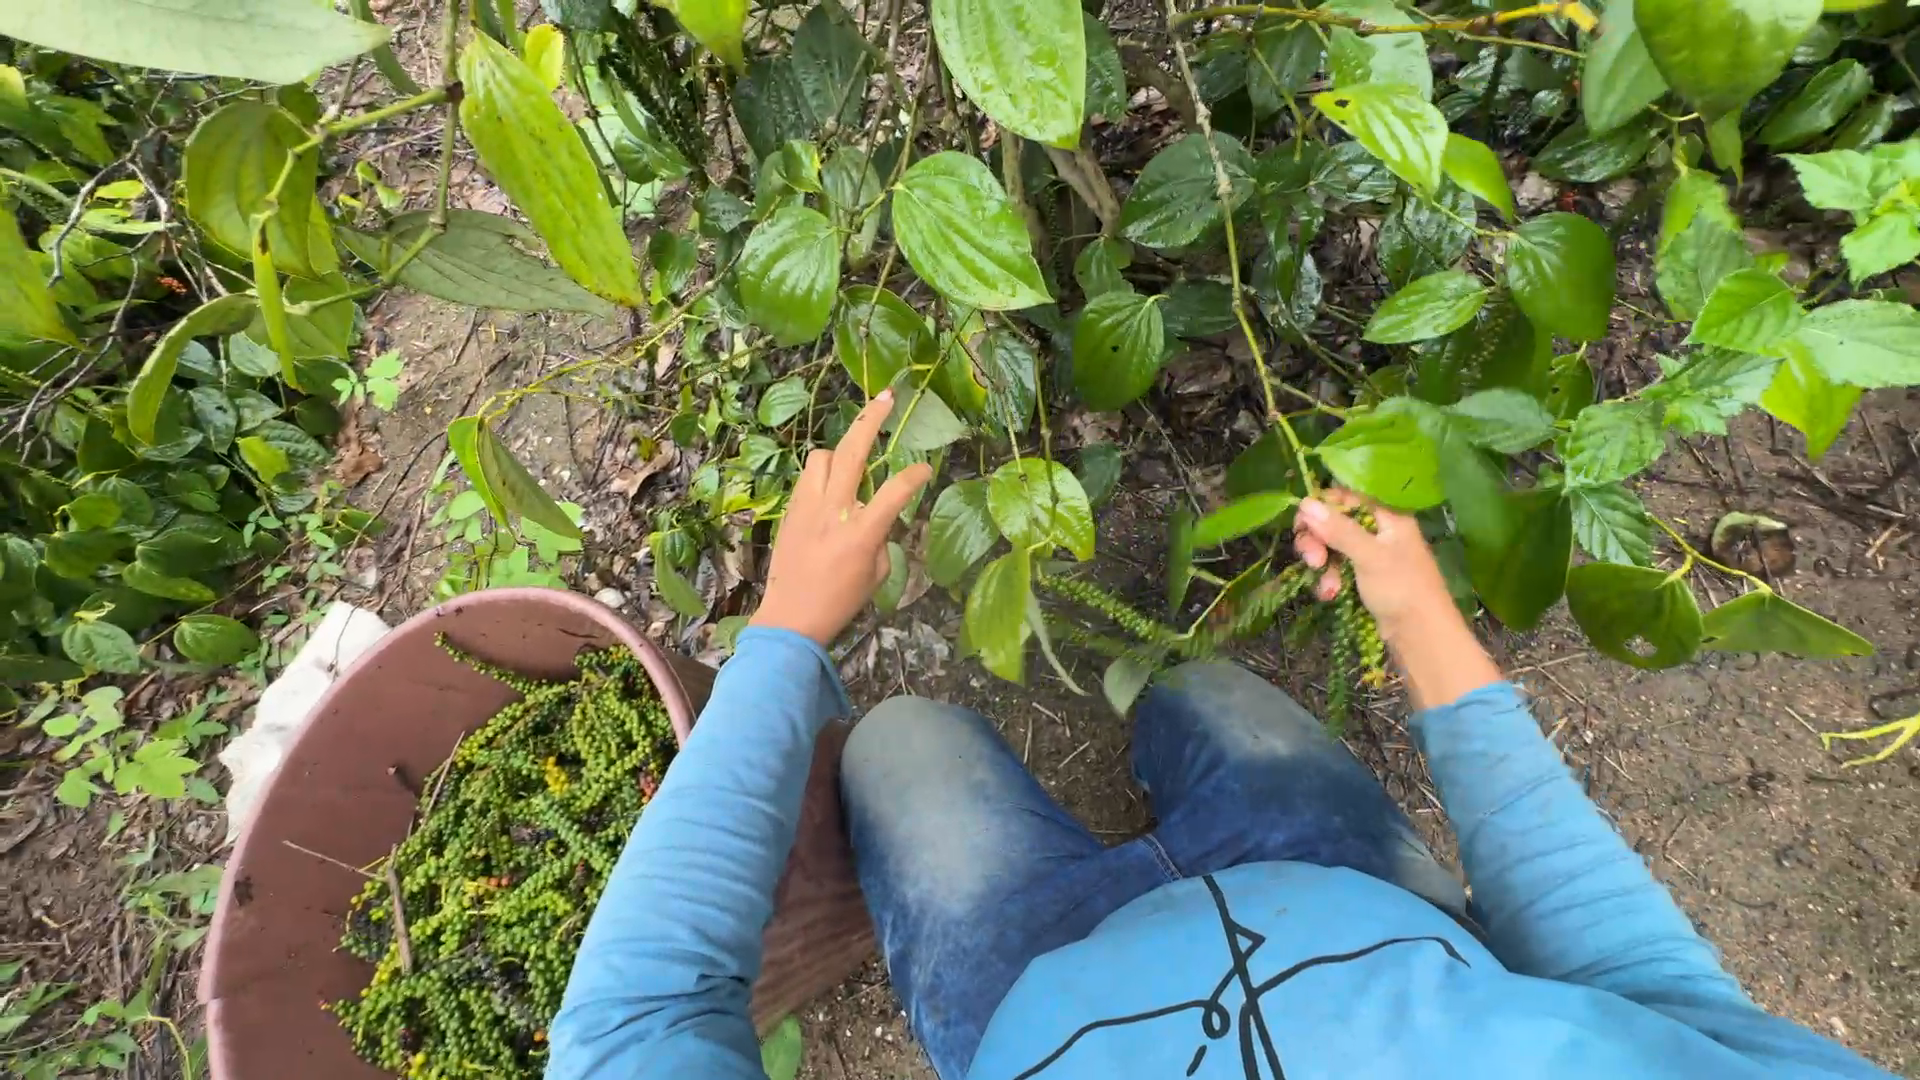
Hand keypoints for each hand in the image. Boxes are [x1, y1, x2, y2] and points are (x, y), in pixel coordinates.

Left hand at [750, 390, 931, 645]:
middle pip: (851, 452)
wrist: (791, 617)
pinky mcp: (790, 510)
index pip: (895, 492)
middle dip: (871, 420)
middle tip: (887, 397)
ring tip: (852, 465)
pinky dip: (822, 475)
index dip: (914, 476)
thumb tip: (876, 514)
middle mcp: (832, 512)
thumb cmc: (840, 601)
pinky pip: (808, 477)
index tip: (926, 469)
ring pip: (822, 457)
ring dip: (840, 454)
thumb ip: (880, 536)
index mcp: (860, 533)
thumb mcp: (876, 572)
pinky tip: (830, 490)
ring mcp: (806, 508)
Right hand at [1291, 491, 1452, 640]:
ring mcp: (1369, 553)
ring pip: (1329, 545)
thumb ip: (1338, 529)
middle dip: (1316, 540)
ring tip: (1328, 587)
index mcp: (1387, 516)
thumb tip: (1304, 502)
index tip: (1303, 526)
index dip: (1320, 508)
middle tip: (1313, 560)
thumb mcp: (1369, 556)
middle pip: (1331, 521)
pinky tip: (1330, 594)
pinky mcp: (1361, 574)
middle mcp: (1377, 530)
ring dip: (1322, 565)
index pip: (1344, 497)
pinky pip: (1334, 567)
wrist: (1421, 635)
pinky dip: (1328, 579)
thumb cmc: (1402, 589)